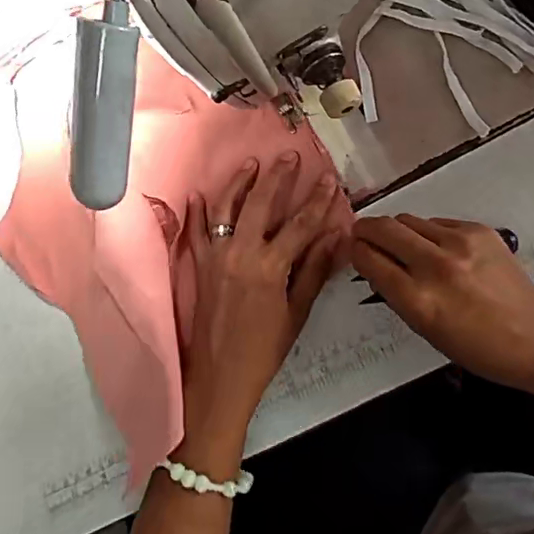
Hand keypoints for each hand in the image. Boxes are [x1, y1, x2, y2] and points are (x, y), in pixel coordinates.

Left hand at [175, 153, 347, 473]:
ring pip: (227, 210)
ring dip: (240, 184)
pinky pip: (196, 233)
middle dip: (278, 179)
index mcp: (270, 268)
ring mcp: (215, 258)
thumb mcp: (297, 312)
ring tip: (251, 163)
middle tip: (290, 156)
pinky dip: (197, 213)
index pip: (300, 225)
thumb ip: (315, 270)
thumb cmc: (265, 350)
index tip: (330, 182)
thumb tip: (337, 236)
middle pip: (261, 206)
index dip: (318, 202)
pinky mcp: (199, 268)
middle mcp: (240, 255)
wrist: (219, 377)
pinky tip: (198, 194)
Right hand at [350, 216, 533, 389]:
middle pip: (383, 229)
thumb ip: (397, 295)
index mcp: (419, 301)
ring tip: (401, 244)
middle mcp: (435, 266)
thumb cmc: (477, 347)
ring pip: (408, 220)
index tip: (352, 251)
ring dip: (396, 230)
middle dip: (365, 230)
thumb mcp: (426, 330)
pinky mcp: (478, 230)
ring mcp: (459, 243)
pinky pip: (437, 223)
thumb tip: (376, 267)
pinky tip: (438, 249)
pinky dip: (427, 233)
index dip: (356, 253)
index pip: (370, 261)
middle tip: (361, 235)